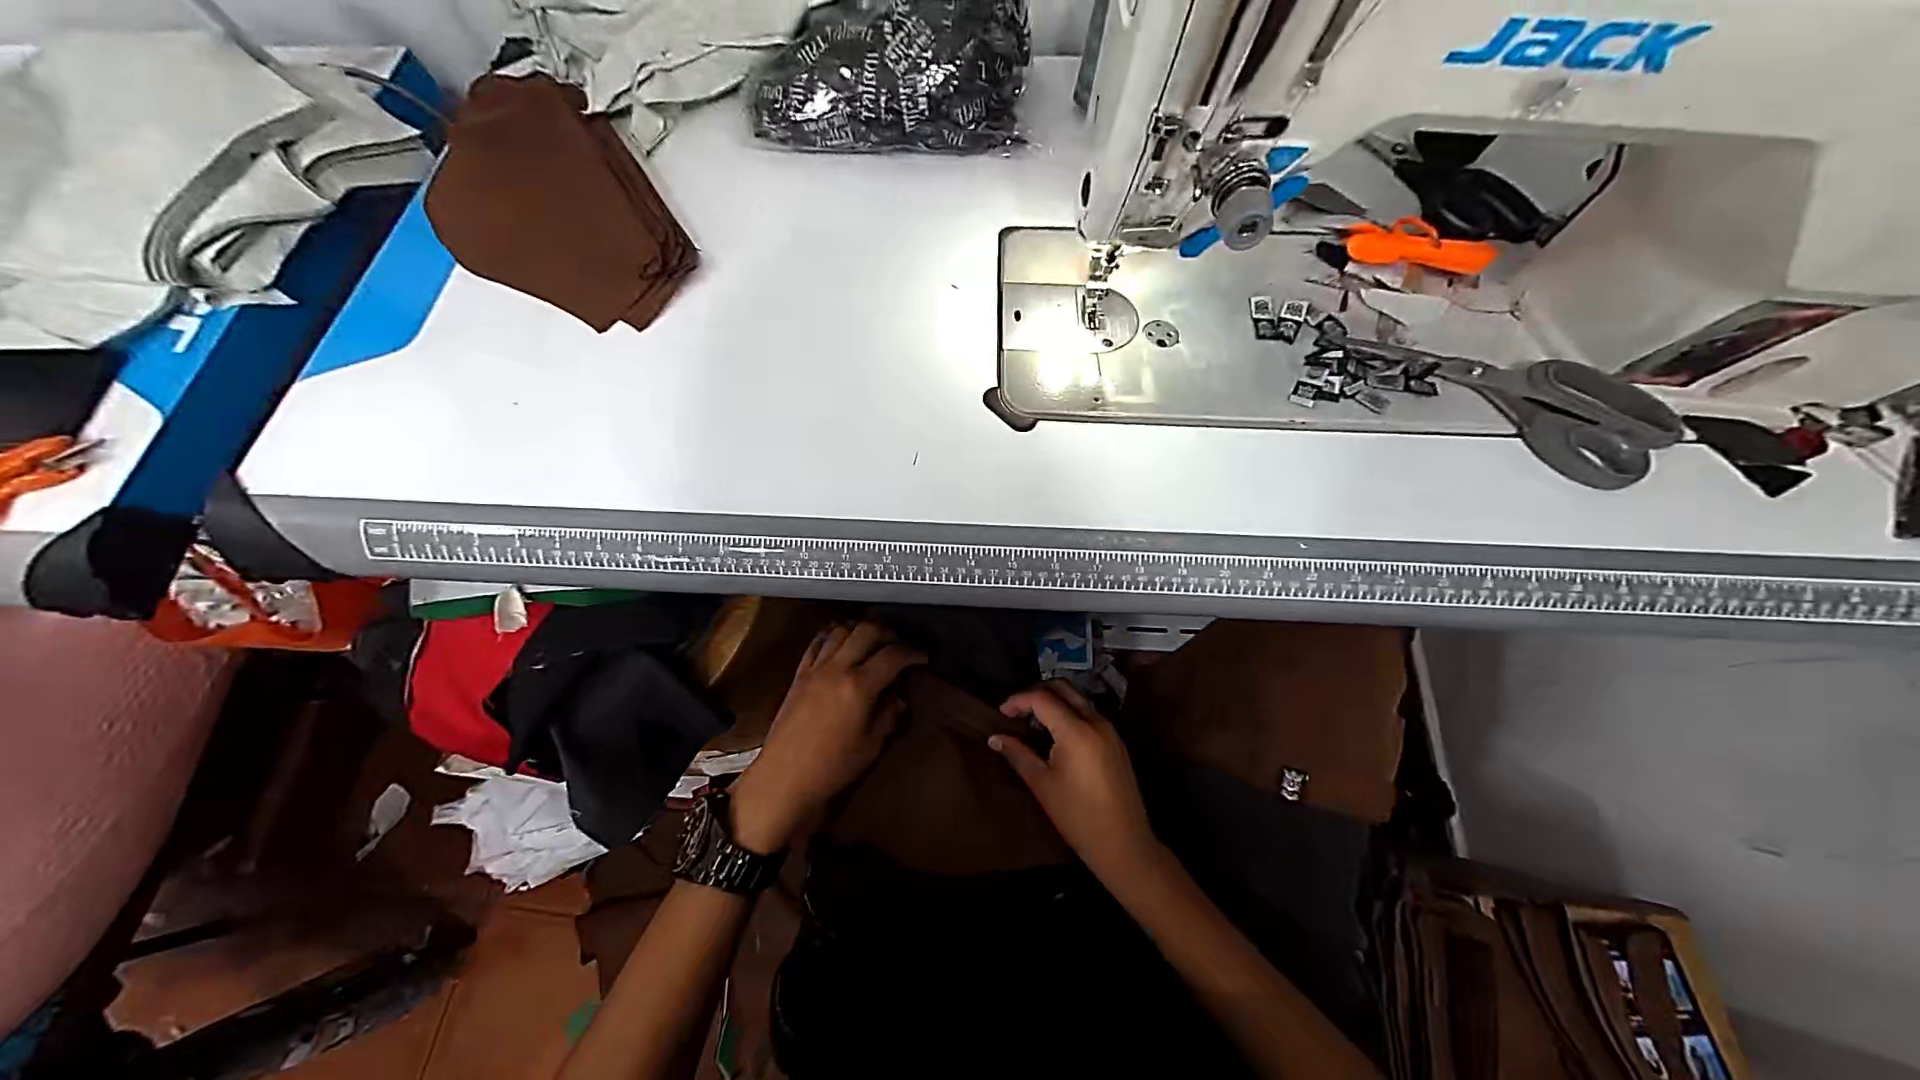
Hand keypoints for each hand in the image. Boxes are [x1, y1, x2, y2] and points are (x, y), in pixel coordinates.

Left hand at [728, 622, 925, 854]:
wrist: (784, 779)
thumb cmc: (830, 768)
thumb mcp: (870, 747)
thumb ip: (887, 717)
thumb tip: (897, 699)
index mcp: (859, 687)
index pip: (893, 655)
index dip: (913, 652)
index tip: (922, 658)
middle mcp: (837, 670)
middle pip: (867, 630)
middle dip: (889, 632)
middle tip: (899, 644)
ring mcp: (815, 670)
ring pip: (840, 630)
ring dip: (860, 629)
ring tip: (872, 639)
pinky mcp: (799, 676)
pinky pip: (817, 643)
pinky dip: (832, 635)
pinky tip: (839, 640)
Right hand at [990, 681, 1163, 883]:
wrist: (1123, 843)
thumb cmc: (1077, 816)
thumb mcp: (1042, 784)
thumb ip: (1018, 754)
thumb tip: (994, 738)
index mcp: (1076, 730)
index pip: (1042, 698)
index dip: (1018, 700)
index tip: (1001, 713)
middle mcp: (1096, 722)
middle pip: (1063, 688)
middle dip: (1037, 693)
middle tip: (1017, 712)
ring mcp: (1110, 731)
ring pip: (1078, 699)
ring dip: (1054, 702)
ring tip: (1034, 723)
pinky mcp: (1116, 742)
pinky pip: (1089, 714)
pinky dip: (1069, 714)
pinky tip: (1056, 736)